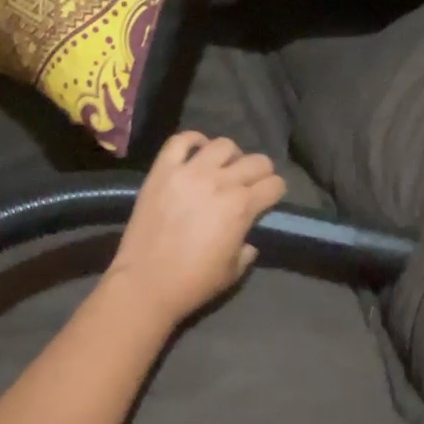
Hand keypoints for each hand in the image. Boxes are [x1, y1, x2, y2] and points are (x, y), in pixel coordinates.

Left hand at [104, 132, 286, 326]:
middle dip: (261, 172)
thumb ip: (246, 248)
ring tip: (224, 169)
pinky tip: (198, 152)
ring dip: (231, 156)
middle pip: (256, 161)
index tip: (270, 199)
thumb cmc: (194, 282)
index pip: (274, 184)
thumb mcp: (234, 271)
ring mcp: (189, 172)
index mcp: (242, 207)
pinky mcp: (162, 170)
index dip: (276, 192)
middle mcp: (220, 182)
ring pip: (223, 144)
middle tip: (251, 184)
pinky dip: (194, 140)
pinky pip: (181, 141)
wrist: (146, 283)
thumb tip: (247, 238)